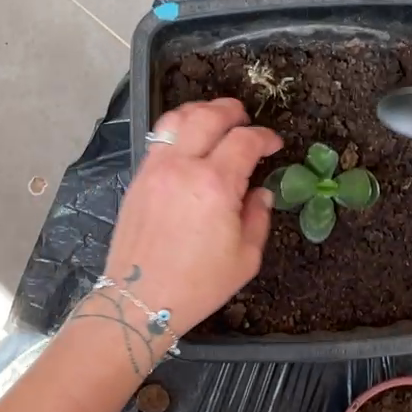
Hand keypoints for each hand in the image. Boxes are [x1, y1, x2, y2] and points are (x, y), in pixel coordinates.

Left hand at [102, 98, 281, 334]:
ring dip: (200, 112)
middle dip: (231, 111)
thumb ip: (258, 218)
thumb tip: (259, 193)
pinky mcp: (138, 180)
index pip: (245, 141)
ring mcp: (155, 170)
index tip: (274, 144)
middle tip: (245, 118)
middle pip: (208, 116)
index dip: (265, 137)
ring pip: (177, 120)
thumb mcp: (245, 259)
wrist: (139, 300)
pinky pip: (159, 140)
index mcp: (215, 185)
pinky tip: (189, 143)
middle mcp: (182, 168)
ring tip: (215, 119)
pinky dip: (178, 131)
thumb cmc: (196, 285)